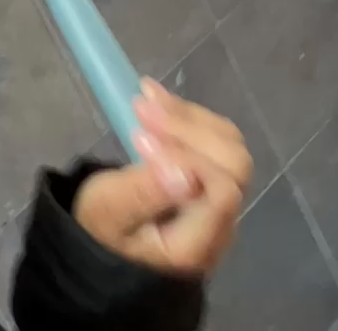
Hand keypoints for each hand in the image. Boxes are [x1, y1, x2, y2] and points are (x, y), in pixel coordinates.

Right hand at [73, 79, 251, 276]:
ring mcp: (221, 201)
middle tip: (141, 107)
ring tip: (147, 95)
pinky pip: (217, 140)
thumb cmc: (103, 225)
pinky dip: (189, 115)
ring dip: (189, 116)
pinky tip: (158, 100)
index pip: (221, 189)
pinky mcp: (212, 179)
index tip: (137, 135)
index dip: (185, 155)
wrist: (108, 238)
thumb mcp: (108, 211)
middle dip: (188, 128)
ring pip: (230, 145)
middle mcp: (221, 222)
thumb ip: (142, 193)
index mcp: (197, 241)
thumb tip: (181, 171)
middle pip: (234, 165)